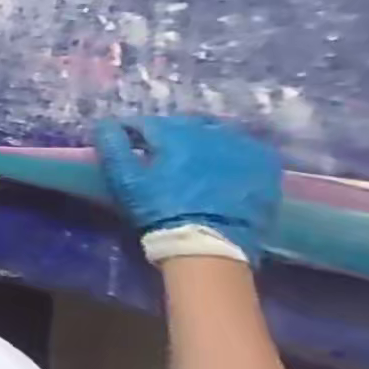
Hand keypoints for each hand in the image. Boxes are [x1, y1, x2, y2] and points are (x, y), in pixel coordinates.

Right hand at [92, 115, 282, 266]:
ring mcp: (242, 148)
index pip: (145, 123)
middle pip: (181, 124)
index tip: (123, 143)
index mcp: (174, 134)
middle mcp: (210, 133)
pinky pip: (247, 145)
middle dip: (164, 134)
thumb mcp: (125, 179)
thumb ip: (112, 146)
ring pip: (214, 131)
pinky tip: (222, 162)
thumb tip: (104, 123)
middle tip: (154, 153)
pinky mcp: (264, 166)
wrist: (208, 246)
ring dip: (197, 139)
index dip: (130, 132)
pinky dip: (232, 149)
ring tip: (188, 157)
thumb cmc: (159, 210)